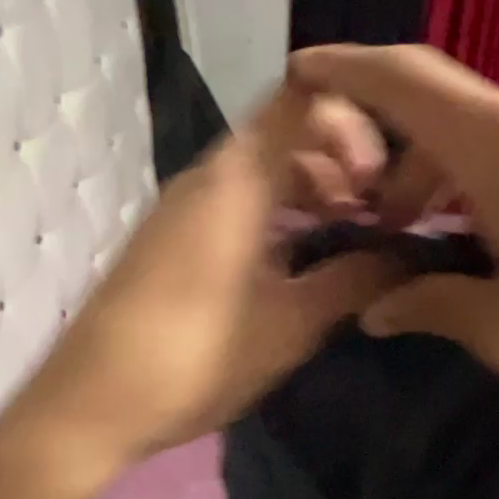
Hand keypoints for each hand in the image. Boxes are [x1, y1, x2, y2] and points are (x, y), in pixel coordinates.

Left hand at [16, 85, 406, 474]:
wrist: (90, 403)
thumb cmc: (196, 358)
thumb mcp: (290, 325)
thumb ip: (354, 281)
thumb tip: (408, 258)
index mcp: (238, 179)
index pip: (305, 95)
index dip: (357, 119)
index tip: (384, 180)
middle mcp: (206, 176)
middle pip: (286, 132)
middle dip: (341, 164)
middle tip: (375, 220)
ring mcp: (181, 207)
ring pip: (259, 171)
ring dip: (310, 194)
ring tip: (344, 244)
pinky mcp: (168, 239)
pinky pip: (233, 203)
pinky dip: (275, 216)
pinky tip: (294, 267)